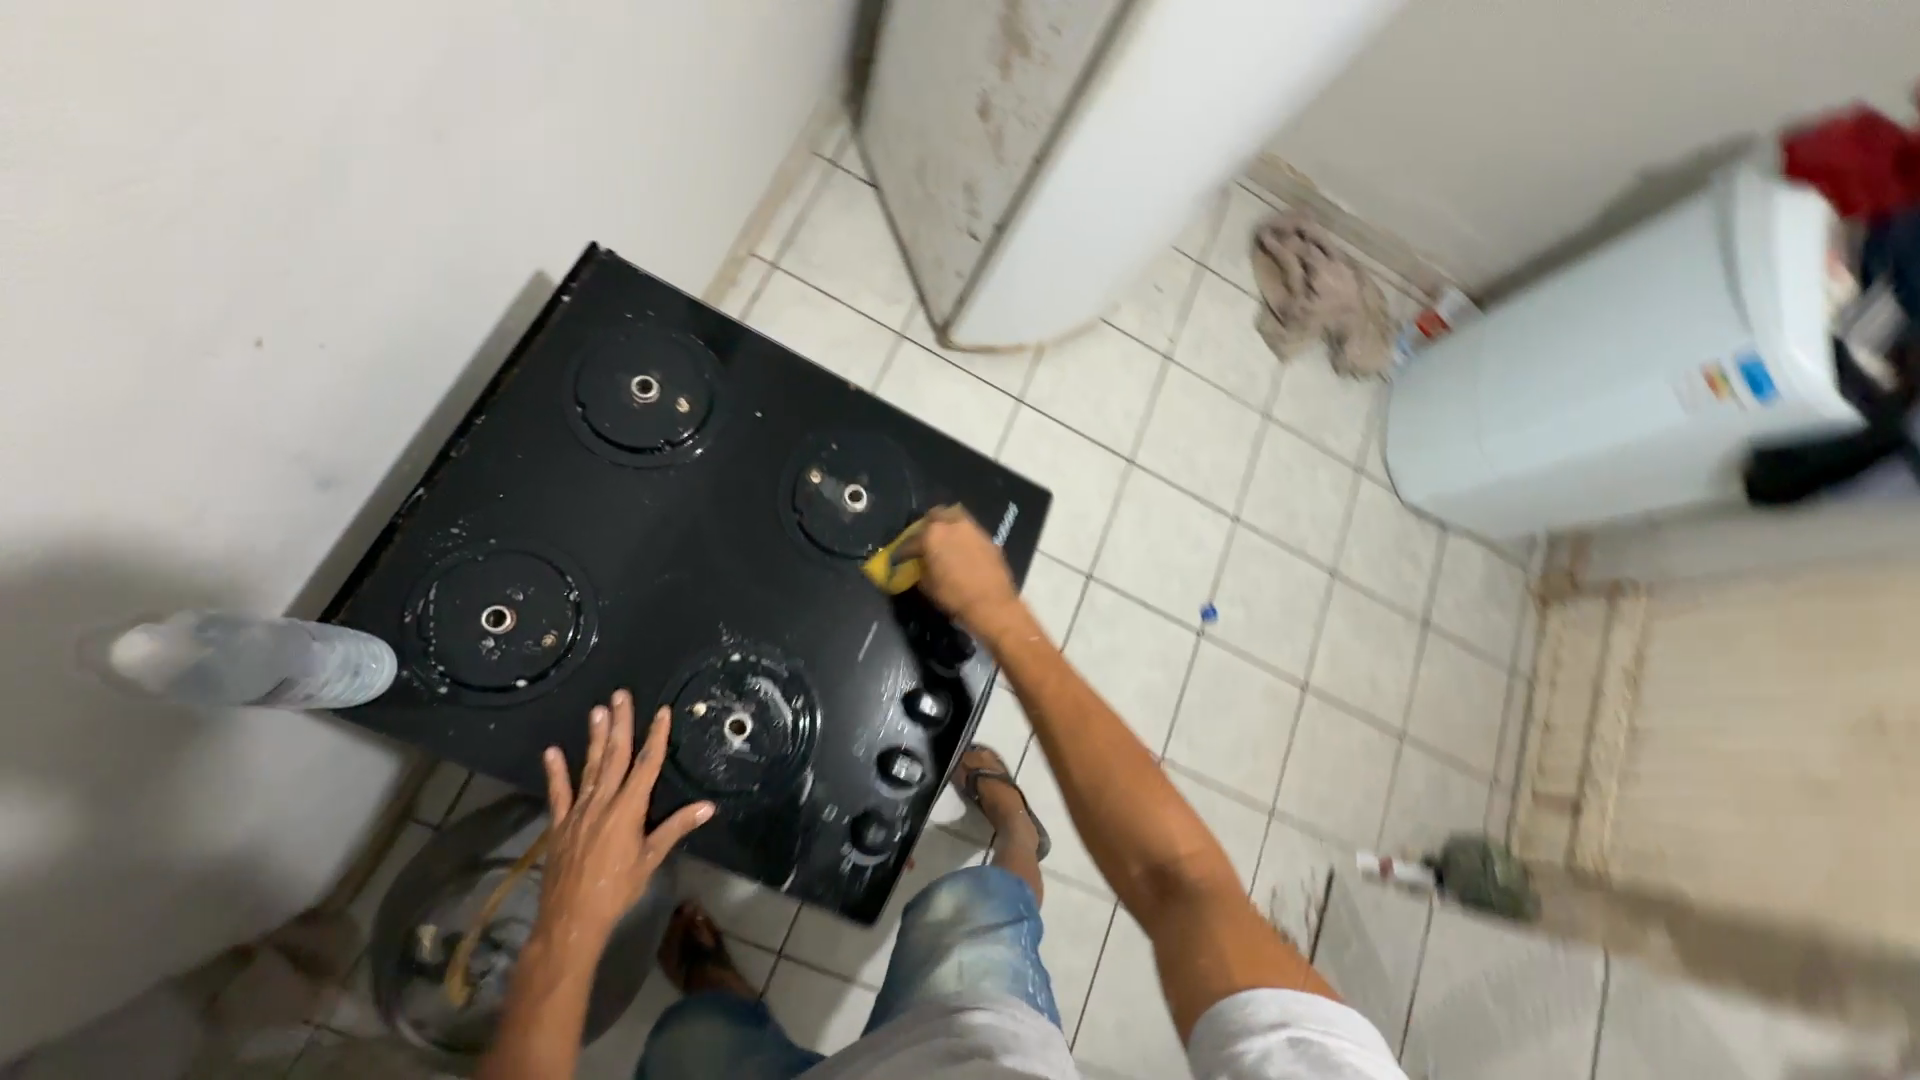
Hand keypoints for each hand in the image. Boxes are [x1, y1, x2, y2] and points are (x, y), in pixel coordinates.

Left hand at [536, 690, 713, 949]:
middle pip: (615, 756)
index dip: (655, 737)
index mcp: (628, 810)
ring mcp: (578, 812)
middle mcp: (603, 803)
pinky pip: (558, 794)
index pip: (646, 766)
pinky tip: (552, 752)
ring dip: (595, 738)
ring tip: (598, 710)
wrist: (572, 919)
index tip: (662, 712)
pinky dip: (555, 772)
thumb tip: (707, 806)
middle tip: (621, 695)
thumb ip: (675, 829)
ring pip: (589, 768)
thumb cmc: (617, 890)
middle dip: (621, 724)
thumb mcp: (650, 860)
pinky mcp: (560, 825)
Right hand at [898, 505, 1023, 635]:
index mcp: (932, 534)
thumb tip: (919, 565)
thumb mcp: (927, 585)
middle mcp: (952, 524)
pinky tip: (962, 551)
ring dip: (947, 526)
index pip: (910, 541)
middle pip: (935, 515)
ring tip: (944, 541)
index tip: (898, 559)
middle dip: (926, 526)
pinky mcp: (988, 538)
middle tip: (923, 541)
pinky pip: (970, 531)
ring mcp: (973, 528)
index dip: (902, 552)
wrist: (992, 604)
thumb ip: (920, 569)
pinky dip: (963, 537)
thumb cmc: (954, 595)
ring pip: (955, 517)